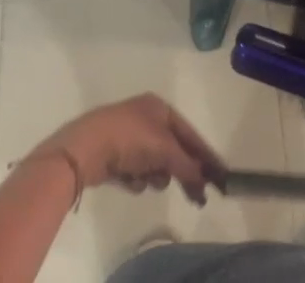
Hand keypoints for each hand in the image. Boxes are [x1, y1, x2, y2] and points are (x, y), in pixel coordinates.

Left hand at [26, 94, 227, 206]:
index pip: (189, 133)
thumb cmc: (129, 139)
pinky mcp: (112, 154)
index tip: (220, 175)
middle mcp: (144, 117)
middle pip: (172, 150)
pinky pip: (135, 171)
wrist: (84, 148)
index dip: (205, 155)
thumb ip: (187, 165)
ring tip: (147, 179)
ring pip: (154, 163)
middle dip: (180, 171)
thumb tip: (203, 181)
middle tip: (197, 197)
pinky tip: (128, 180)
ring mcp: (126, 135)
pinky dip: (135, 178)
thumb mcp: (165, 150)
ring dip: (154, 174)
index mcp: (159, 107)